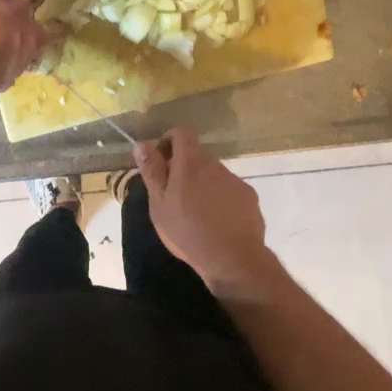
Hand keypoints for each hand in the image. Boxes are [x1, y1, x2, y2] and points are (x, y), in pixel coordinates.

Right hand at [133, 129, 281, 297]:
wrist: (232, 257)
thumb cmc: (187, 230)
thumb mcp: (159, 204)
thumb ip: (152, 171)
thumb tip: (142, 144)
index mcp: (191, 162)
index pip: (181, 133)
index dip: (168, 142)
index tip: (160, 163)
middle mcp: (216, 165)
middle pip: (197, 156)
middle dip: (183, 169)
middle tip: (173, 197)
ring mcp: (235, 181)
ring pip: (213, 175)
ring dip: (202, 186)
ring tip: (194, 215)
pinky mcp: (249, 197)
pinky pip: (229, 191)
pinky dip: (219, 200)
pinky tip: (215, 223)